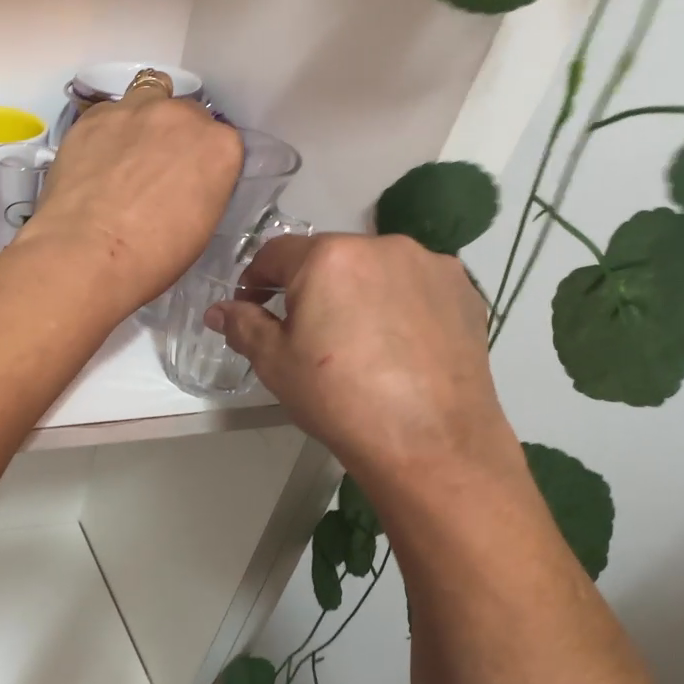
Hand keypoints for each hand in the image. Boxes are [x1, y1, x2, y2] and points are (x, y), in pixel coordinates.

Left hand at [18, 87, 243, 310]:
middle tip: (148, 172)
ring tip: (120, 155)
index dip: (198, 162)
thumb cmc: (150, 260)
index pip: (217, 142)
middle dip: (170, 138)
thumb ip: (199, 191)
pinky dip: (102, 133)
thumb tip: (182, 187)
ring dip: (139, 120)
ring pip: (146, 99)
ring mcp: (136, 111)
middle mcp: (183, 116)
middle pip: (183, 115)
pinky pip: (105, 115)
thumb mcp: (198, 230)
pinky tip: (89, 162)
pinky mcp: (92, 118)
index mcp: (221, 148)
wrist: (85, 256)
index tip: (183, 183)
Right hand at [205, 233, 515, 488]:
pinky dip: (394, 305)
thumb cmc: (337, 396)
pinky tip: (392, 347)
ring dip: (353, 293)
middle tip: (302, 333)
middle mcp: (382, 246)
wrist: (427, 437)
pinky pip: (412, 286)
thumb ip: (244, 326)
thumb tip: (219, 311)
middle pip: (329, 258)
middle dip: (308, 287)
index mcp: (329, 258)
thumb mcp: (274, 362)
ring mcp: (430, 265)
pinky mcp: (464, 290)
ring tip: (352, 342)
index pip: (276, 252)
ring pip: (373, 270)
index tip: (252, 309)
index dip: (255, 280)